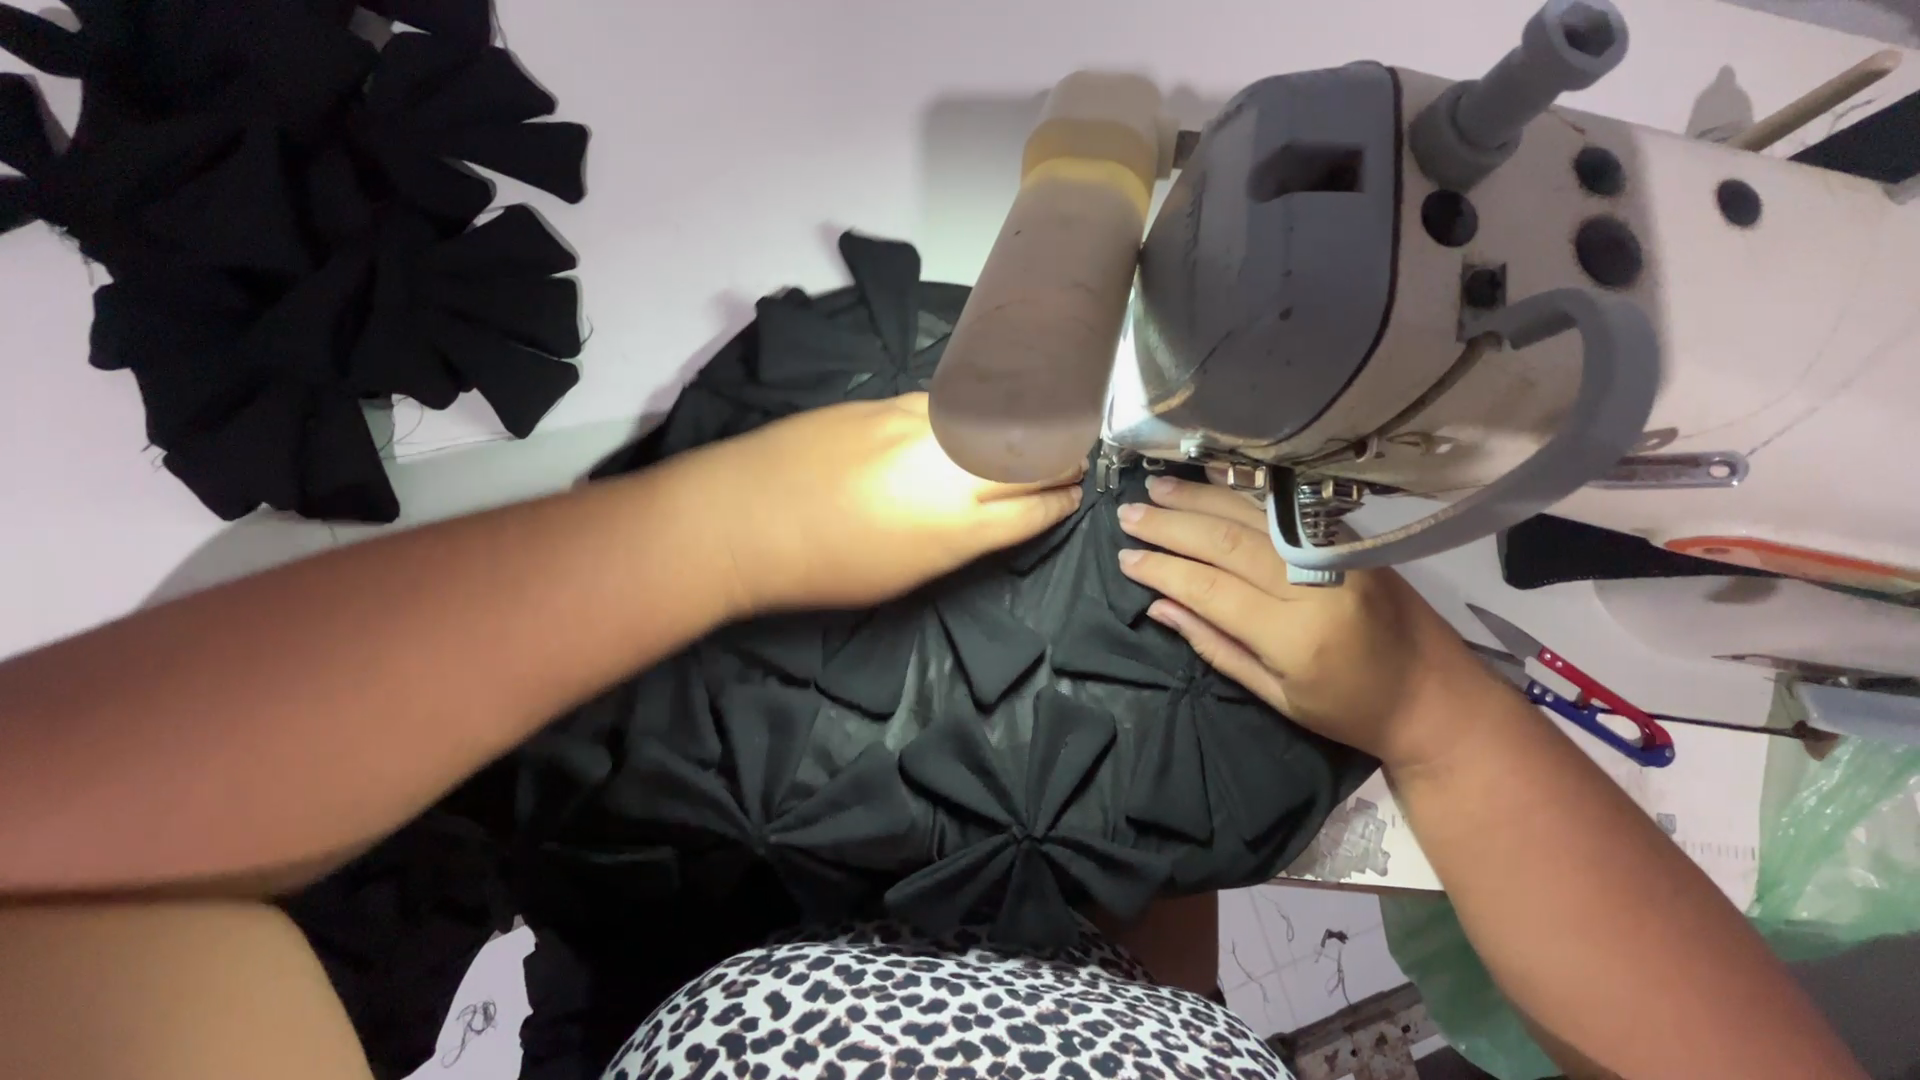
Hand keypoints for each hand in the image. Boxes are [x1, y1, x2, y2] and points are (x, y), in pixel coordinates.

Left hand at [672, 393, 1084, 616]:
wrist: (739, 518)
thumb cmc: (818, 569)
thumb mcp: (904, 576)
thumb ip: (957, 542)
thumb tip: (987, 516)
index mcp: (956, 530)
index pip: (1033, 509)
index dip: (1061, 501)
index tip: (1075, 493)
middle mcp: (949, 472)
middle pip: (1031, 458)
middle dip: (1063, 458)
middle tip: (1077, 456)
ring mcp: (919, 429)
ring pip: (998, 421)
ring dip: (1032, 424)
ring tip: (1048, 425)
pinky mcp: (887, 404)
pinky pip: (954, 404)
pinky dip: (982, 409)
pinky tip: (987, 411)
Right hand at [1114, 476, 1493, 769]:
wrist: (1437, 696)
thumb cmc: (1351, 710)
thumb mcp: (1277, 696)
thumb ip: (1216, 647)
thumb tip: (1160, 606)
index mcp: (1295, 634)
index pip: (1210, 588)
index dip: (1162, 569)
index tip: (1125, 558)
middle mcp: (1314, 584)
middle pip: (1227, 542)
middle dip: (1172, 526)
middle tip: (1128, 515)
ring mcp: (1335, 555)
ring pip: (1253, 516)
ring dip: (1200, 499)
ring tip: (1156, 490)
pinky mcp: (1348, 540)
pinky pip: (1283, 510)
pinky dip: (1242, 493)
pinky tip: (1211, 481)